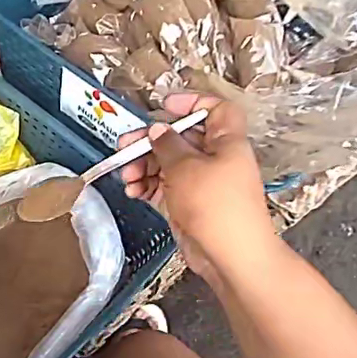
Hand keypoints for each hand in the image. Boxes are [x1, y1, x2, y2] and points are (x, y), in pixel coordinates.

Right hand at [119, 93, 279, 283]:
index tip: (165, 105)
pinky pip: (163, 188)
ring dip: (144, 167)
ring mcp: (201, 184)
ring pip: (168, 165)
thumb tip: (158, 131)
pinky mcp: (188, 205)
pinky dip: (147, 187)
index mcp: (226, 142)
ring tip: (127, 175)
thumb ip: (167, 145)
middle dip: (152, 141)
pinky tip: (134, 191)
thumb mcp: (186, 167)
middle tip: (127, 145)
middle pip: (181, 139)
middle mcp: (215, 160)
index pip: (214, 109)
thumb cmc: (218, 208)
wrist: (230, 255)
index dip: (191, 102)